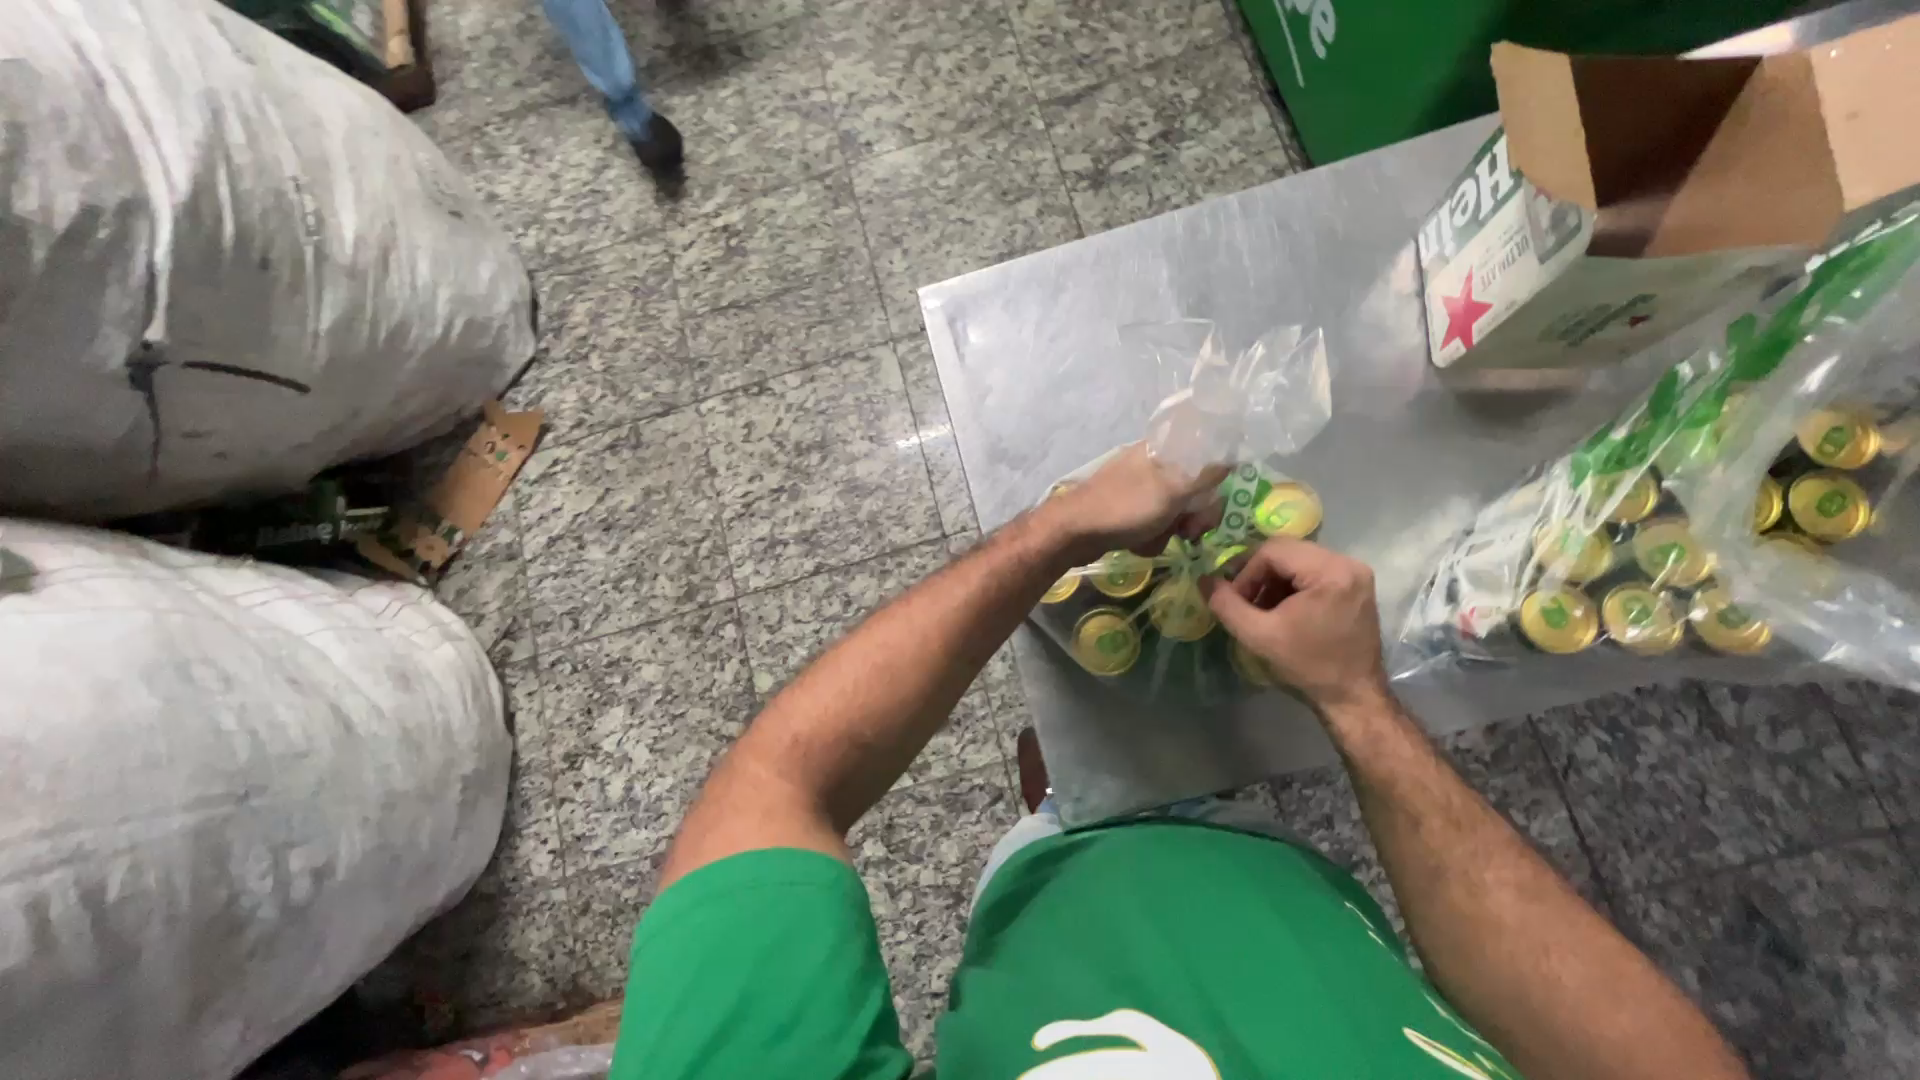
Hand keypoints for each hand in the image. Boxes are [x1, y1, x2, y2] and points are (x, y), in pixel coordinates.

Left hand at [1042, 442, 1228, 565]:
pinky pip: (1154, 525)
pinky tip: (1140, 544)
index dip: (1211, 487)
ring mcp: (1138, 491)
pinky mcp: (1127, 513)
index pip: (1205, 460)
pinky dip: (1151, 537)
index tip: (1205, 505)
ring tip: (1156, 538)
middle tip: (1187, 532)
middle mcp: (1152, 466)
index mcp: (1162, 451)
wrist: (1073, 533)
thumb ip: (1203, 474)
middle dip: (1193, 516)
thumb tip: (1229, 457)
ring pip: (1175, 512)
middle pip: (1193, 490)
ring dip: (1171, 530)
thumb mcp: (1171, 489)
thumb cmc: (1124, 507)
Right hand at [1203, 538, 1388, 713]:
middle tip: (1246, 602)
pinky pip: (1313, 570)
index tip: (1236, 600)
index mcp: (1331, 571)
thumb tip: (1204, 580)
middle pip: (1287, 551)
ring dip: (1273, 580)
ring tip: (1263, 609)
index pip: (1273, 551)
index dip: (1246, 572)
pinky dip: (1291, 585)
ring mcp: (1355, 573)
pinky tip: (1283, 610)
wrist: (1353, 695)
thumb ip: (1227, 605)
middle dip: (1259, 575)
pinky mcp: (1356, 584)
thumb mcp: (1259, 636)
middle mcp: (1348, 563)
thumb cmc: (1308, 665)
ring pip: (1298, 559)